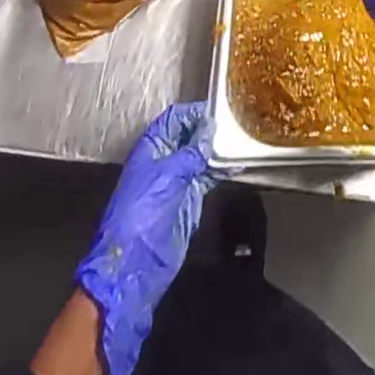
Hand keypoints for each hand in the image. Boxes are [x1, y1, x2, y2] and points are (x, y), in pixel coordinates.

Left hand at [75, 102, 218, 374]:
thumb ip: (190, 154)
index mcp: (149, 150)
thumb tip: (209, 132)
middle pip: (188, 135)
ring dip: (217, 148)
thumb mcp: (166, 178)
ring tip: (239, 139)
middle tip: (234, 122)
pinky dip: (221, 169)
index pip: (173, 119)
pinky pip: (207, 176)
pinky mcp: (188, 199)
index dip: (193, 113)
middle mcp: (163, 161)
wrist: (134, 265)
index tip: (218, 109)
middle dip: (207, 128)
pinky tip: (236, 164)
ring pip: (199, 155)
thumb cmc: (140, 215)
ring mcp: (176, 180)